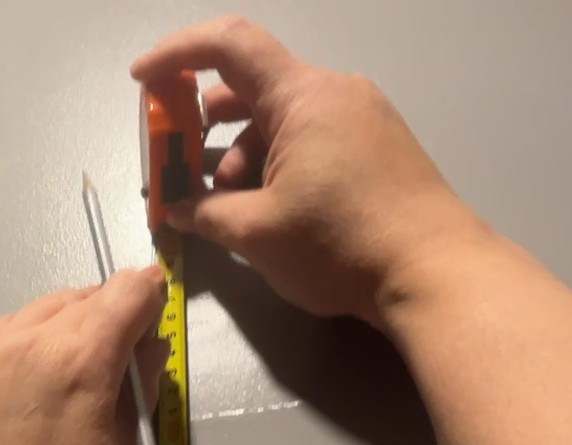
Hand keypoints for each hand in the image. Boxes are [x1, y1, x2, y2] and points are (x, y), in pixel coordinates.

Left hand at [0, 267, 168, 444]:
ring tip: (73, 370)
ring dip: (74, 322)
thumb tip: (148, 348)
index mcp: (83, 357)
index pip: (131, 290)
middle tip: (116, 362)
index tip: (151, 327)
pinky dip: (35, 335)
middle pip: (90, 293)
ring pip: (48, 305)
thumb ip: (142, 390)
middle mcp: (36, 336)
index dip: (151, 300)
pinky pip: (13, 326)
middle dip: (114, 314)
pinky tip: (34, 376)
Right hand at [132, 17, 491, 324]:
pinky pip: (306, 143)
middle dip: (204, 130)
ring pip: (278, 124)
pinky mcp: (371, 149)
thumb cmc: (338, 244)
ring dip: (238, 160)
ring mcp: (358, 120)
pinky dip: (272, 168)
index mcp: (303, 96)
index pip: (229, 46)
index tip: (140, 79)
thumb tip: (174, 209)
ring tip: (224, 211)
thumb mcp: (256, 233)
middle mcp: (333, 93)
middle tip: (177, 171)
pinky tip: (263, 212)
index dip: (177, 53)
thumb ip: (204, 214)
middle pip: (250, 91)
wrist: (430, 272)